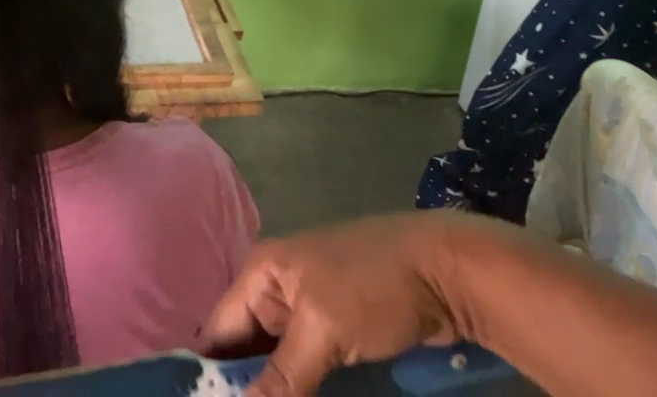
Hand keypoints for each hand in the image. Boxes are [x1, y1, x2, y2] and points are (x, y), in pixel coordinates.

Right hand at [196, 212, 499, 396]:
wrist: (448, 272)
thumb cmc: (375, 286)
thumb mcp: (324, 328)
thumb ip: (281, 377)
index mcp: (263, 274)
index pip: (218, 332)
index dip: (208, 376)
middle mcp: (279, 291)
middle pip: (246, 352)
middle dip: (246, 390)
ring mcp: (311, 312)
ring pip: (279, 366)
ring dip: (277, 395)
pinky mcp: (340, 334)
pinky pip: (309, 370)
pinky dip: (302, 394)